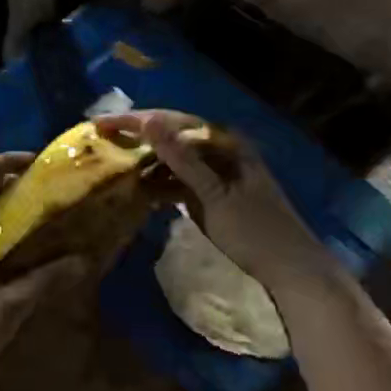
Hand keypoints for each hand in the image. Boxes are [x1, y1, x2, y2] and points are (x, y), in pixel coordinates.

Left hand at [0, 153, 92, 389]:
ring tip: (51, 211)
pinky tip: (33, 247)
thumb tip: (84, 260)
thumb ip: (43, 282)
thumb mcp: (5, 309)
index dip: (2, 163)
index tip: (36, 161)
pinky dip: (7, 232)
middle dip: (15, 184)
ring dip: (12, 209)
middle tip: (54, 186)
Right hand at [97, 110, 334, 294]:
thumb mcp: (213, 193)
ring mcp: (216, 173)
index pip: (171, 120)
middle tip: (99, 139)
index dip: (134, 120)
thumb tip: (148, 121)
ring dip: (144, 162)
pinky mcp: (211, 193)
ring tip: (112, 163)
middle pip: (169, 136)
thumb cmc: (255, 230)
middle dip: (135, 138)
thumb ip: (180, 158)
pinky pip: (177, 180)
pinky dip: (158, 183)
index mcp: (225, 142)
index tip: (100, 122)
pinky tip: (137, 190)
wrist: (291, 270)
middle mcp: (220, 150)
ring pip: (171, 159)